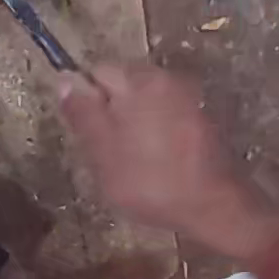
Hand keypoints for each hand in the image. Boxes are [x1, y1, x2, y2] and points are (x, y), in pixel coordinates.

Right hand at [57, 62, 278, 261]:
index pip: (98, 72)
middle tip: (110, 154)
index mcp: (140, 80)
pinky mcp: (202, 121)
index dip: (88, 103)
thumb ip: (83, 113)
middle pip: (124, 85)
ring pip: (145, 104)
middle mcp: (167, 79)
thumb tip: (65, 78)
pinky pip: (167, 118)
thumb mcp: (104, 152)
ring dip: (135, 125)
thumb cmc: (151, 181)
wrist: (213, 206)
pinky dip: (158, 134)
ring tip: (135, 163)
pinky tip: (158, 164)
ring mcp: (189, 99)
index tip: (91, 136)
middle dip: (112, 113)